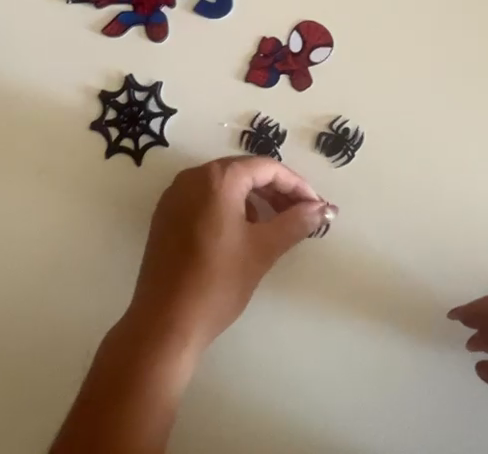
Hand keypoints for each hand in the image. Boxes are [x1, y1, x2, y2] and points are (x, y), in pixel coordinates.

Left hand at [127, 156, 334, 349]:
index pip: (265, 167)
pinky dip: (229, 208)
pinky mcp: (166, 214)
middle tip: (301, 216)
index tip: (316, 207)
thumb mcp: (262, 250)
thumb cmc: (217, 282)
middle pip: (243, 172)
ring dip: (253, 200)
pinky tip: (243, 234)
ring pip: (224, 185)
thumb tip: (322, 208)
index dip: (295, 185)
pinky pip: (205, 199)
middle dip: (275, 191)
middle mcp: (192, 177)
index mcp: (216, 179)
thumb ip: (295, 223)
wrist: (166, 320)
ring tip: (275, 227)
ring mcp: (175, 195)